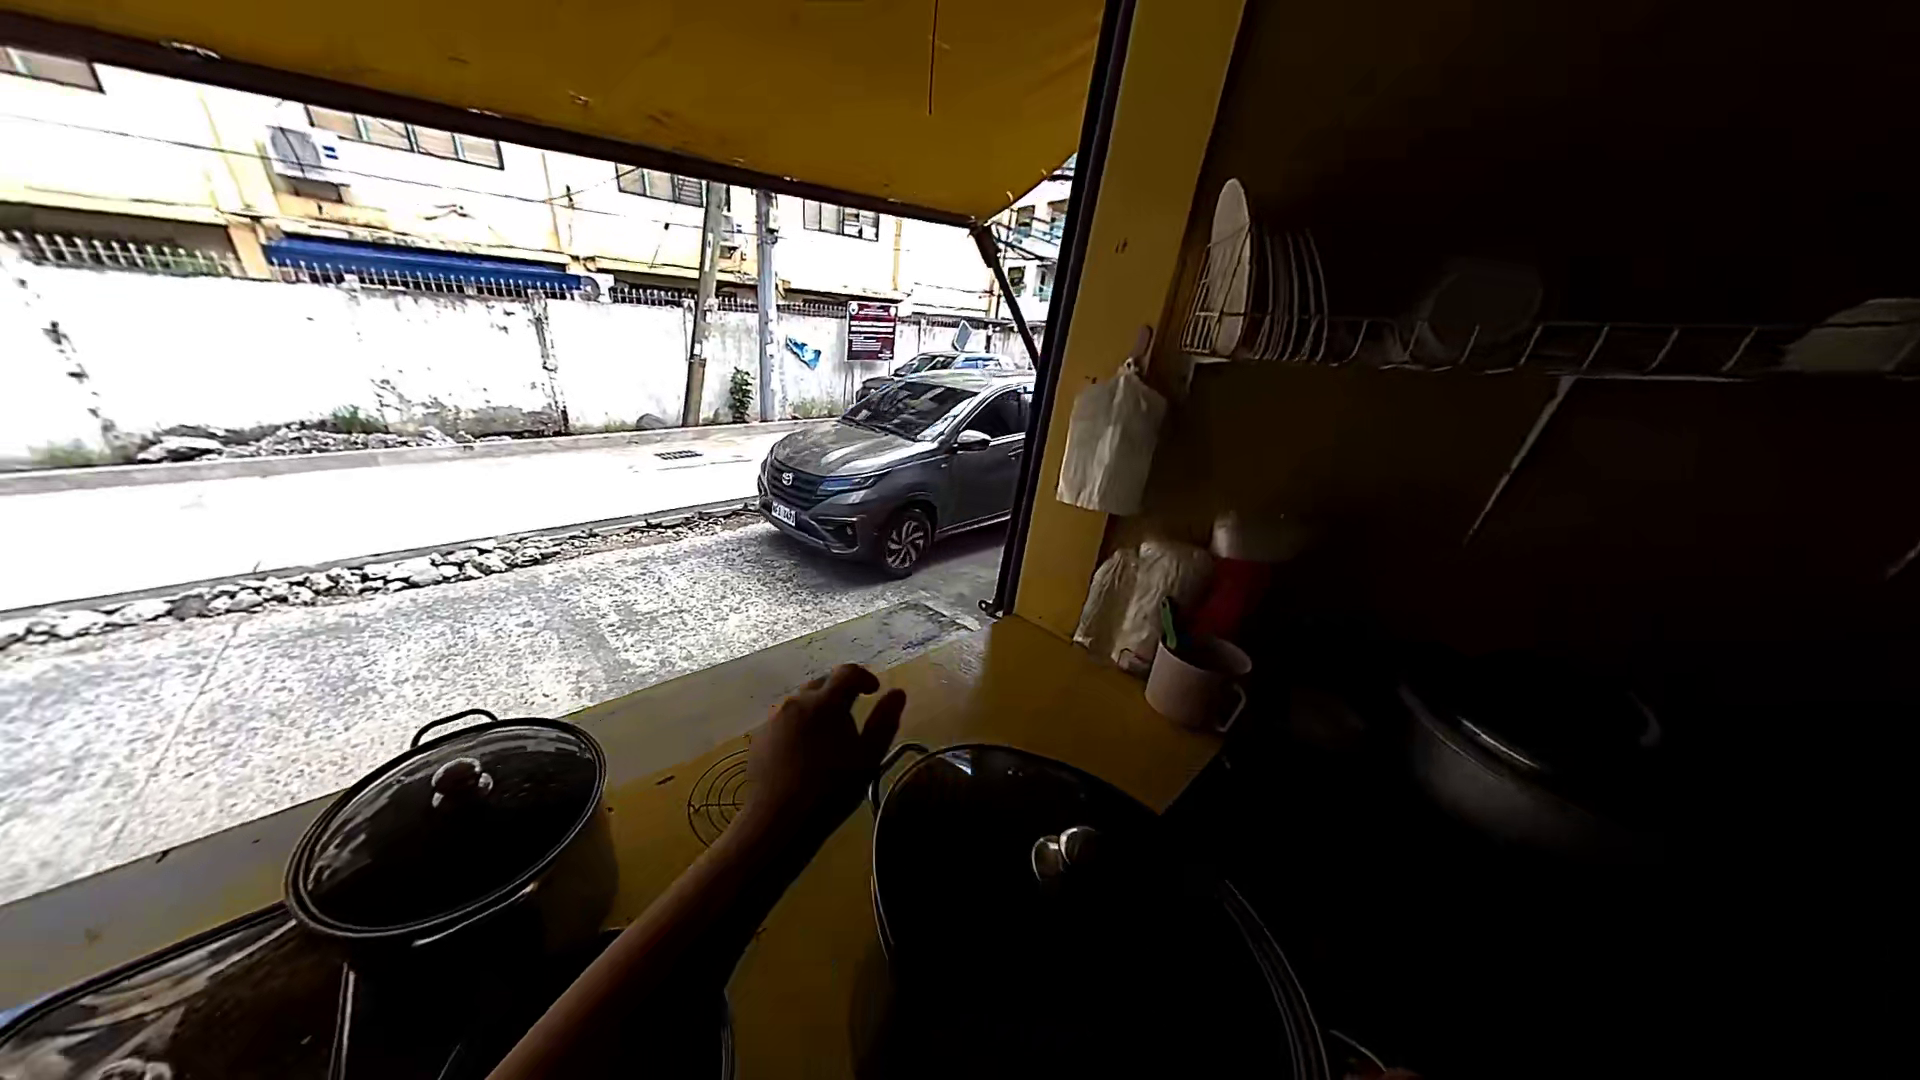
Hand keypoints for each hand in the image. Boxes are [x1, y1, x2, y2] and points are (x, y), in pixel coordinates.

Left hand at [741, 664, 904, 839]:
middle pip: (822, 684)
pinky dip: (798, 725)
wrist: (780, 820)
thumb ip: (884, 720)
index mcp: (826, 702)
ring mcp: (774, 718)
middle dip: (839, 692)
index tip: (874, 691)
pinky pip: (784, 720)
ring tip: (827, 735)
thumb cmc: (832, 788)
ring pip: (801, 702)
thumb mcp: (869, 757)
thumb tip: (897, 692)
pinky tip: (803, 752)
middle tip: (852, 716)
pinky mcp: (759, 737)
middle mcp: (797, 701)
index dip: (864, 677)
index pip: (848, 672)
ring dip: (817, 709)